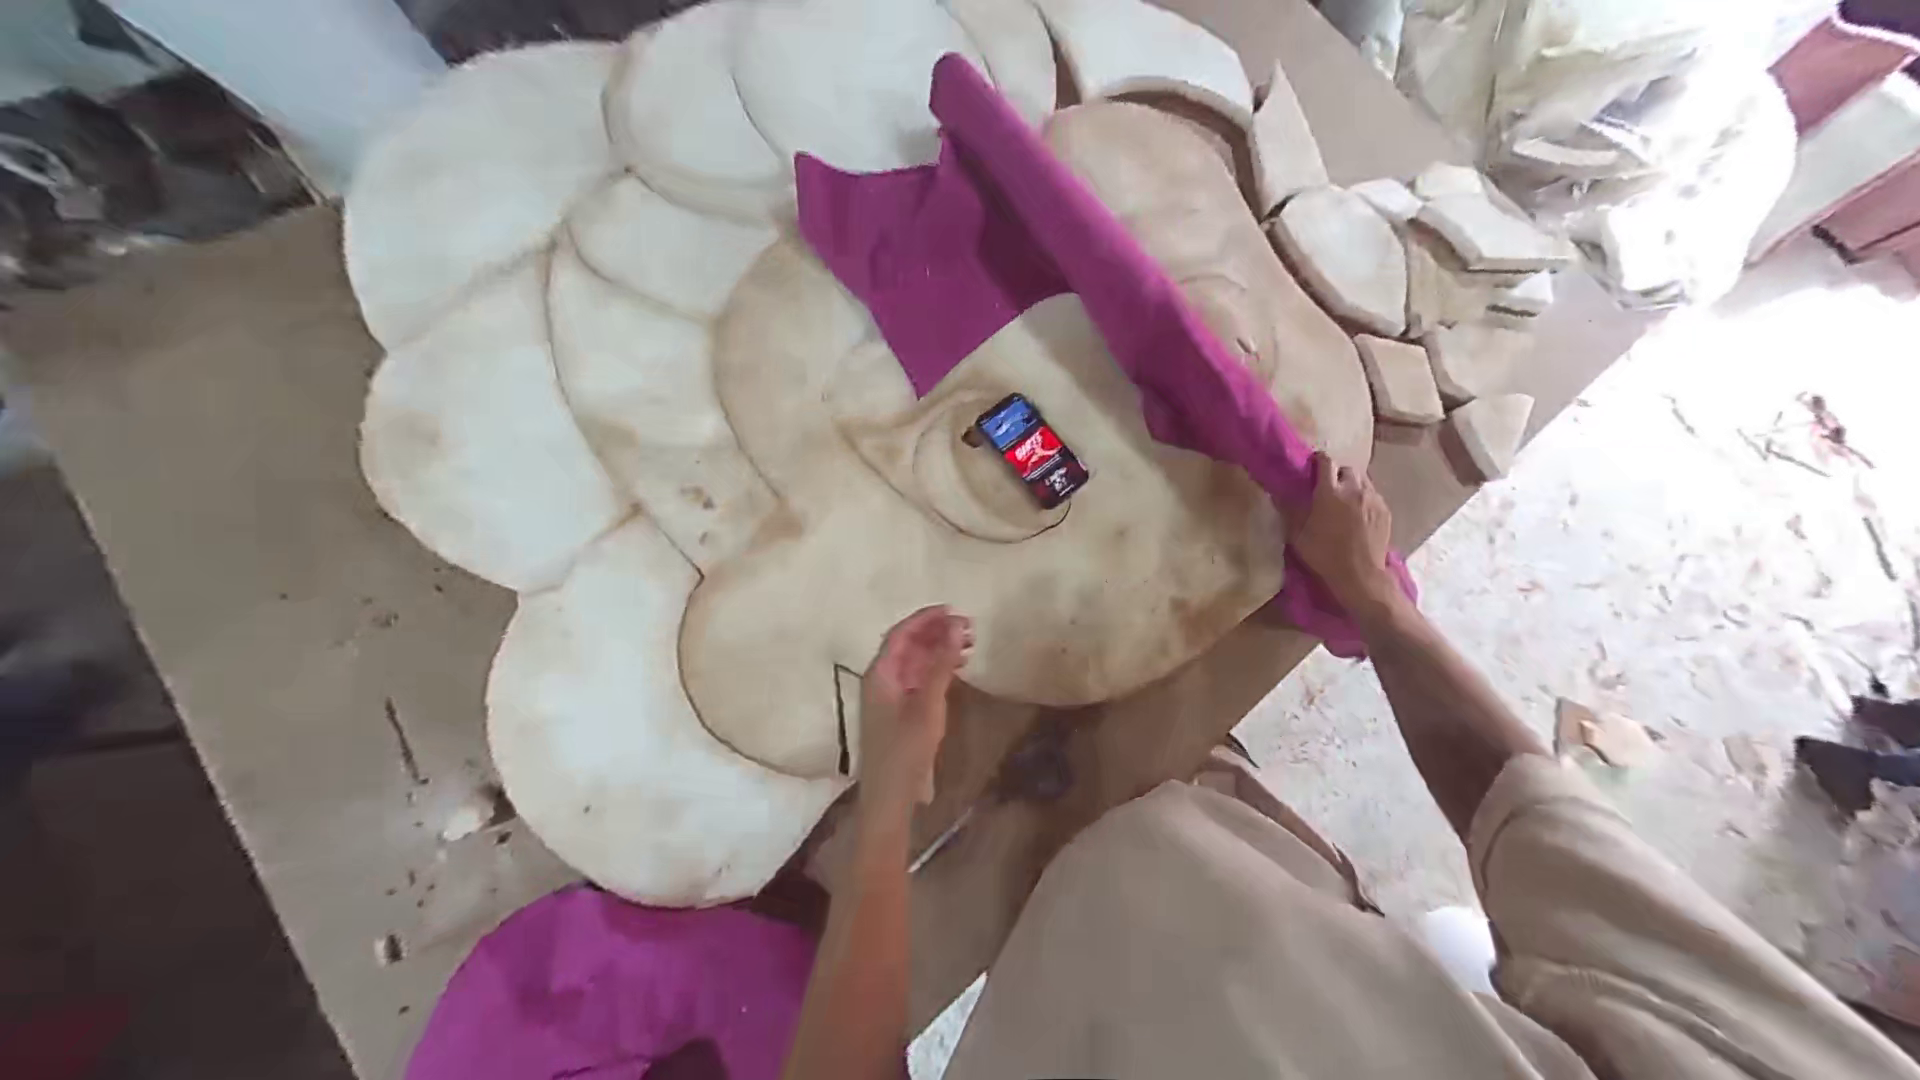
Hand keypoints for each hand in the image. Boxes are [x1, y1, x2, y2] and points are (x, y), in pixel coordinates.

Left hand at [857, 606, 972, 819]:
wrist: (890, 798)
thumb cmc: (905, 751)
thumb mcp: (928, 705)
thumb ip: (942, 664)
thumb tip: (956, 626)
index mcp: (880, 673)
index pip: (901, 633)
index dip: (926, 618)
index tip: (954, 610)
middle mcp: (881, 679)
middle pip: (908, 643)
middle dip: (936, 631)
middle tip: (968, 626)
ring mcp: (889, 695)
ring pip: (915, 660)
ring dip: (939, 648)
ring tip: (969, 643)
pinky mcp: (899, 710)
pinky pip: (918, 677)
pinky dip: (937, 667)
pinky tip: (958, 666)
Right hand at [1291, 452, 1401, 623]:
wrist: (1359, 574)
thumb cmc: (1323, 554)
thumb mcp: (1297, 534)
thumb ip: (1290, 511)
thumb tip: (1279, 494)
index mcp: (1329, 493)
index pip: (1326, 462)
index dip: (1318, 461)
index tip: (1312, 465)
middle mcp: (1354, 490)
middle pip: (1348, 469)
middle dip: (1337, 474)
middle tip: (1328, 487)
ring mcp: (1374, 500)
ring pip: (1364, 481)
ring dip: (1353, 485)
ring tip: (1345, 499)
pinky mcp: (1385, 511)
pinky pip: (1374, 496)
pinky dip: (1364, 499)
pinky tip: (1358, 514)